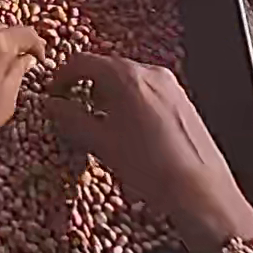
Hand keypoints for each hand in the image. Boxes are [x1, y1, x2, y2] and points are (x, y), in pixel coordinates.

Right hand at [44, 53, 252, 250]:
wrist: (200, 191)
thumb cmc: (149, 166)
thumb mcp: (101, 143)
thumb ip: (72, 118)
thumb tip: (53, 104)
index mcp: (126, 77)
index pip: (83, 62)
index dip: (62, 76)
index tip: (54, 93)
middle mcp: (150, 72)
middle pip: (106, 67)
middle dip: (85, 84)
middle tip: (72, 107)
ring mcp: (169, 84)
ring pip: (127, 78)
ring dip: (107, 92)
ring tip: (97, 120)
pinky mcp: (181, 99)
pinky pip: (146, 89)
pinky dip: (128, 99)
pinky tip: (125, 127)